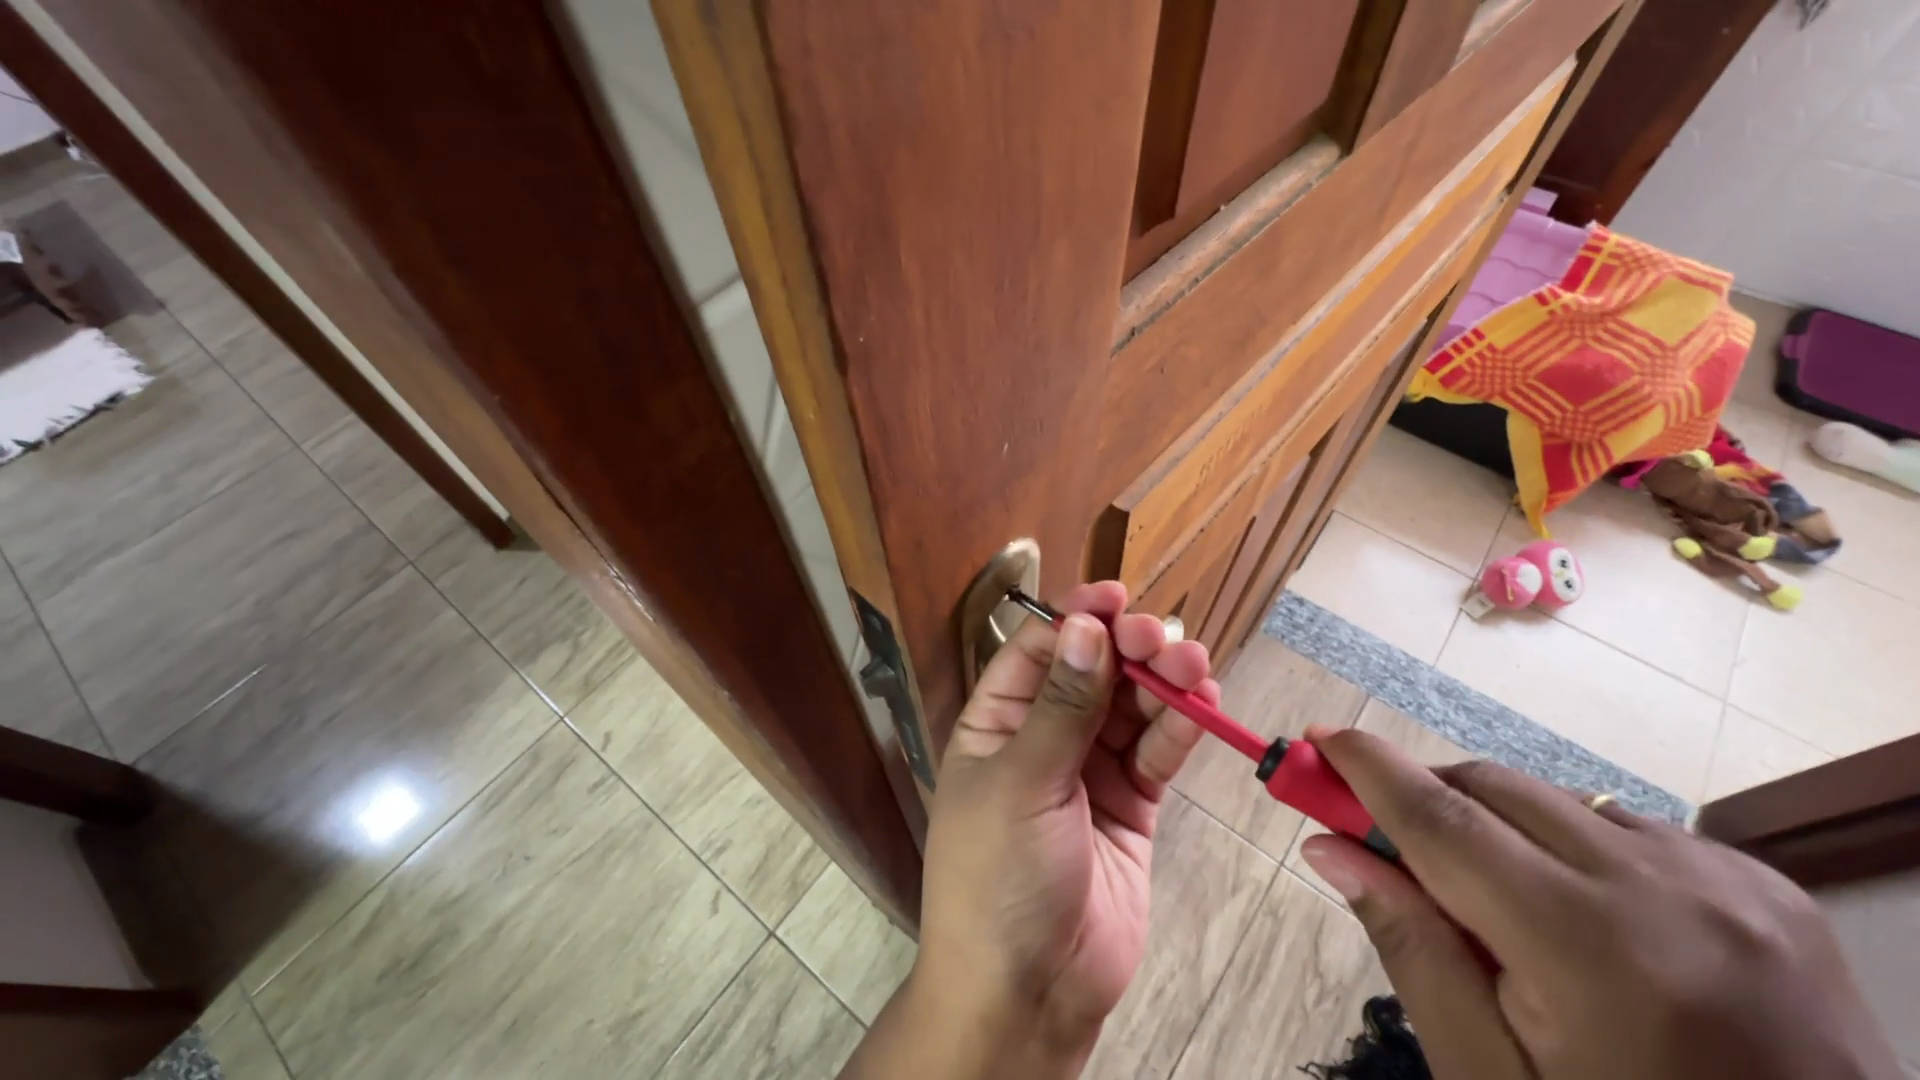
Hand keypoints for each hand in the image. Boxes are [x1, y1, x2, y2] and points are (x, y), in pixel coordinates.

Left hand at [844, 581, 1214, 1077]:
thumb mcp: (1022, 784)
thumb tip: (1085, 628)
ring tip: (1194, 666)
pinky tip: (1202, 707)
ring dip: (1162, 684)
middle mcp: (1042, 741)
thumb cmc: (998, 880)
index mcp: (995, 726)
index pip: (1038, 654)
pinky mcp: (1132, 808)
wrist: (1028, 992)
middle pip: (1092, 675)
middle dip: (1128, 650)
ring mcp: (1089, 774)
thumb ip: (1062, 708)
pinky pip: (1157, 755)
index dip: (1075, 621)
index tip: (1115, 598)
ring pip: (1131, 710)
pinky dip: (1179, 728)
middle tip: (1162, 638)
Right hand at [1298, 728, 1902, 1079]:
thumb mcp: (1490, 1076)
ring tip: (1495, 902)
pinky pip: (1627, 826)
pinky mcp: (1767, 882)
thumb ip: (1412, 950)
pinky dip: (1573, 845)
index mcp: (1590, 950)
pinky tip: (1584, 914)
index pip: (1443, 822)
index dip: (1369, 772)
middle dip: (1424, 796)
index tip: (1315, 741)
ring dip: (1499, 823)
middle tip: (1376, 832)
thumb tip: (1330, 848)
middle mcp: (1666, 888)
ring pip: (1557, 800)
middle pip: (1495, 789)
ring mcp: (1729, 878)